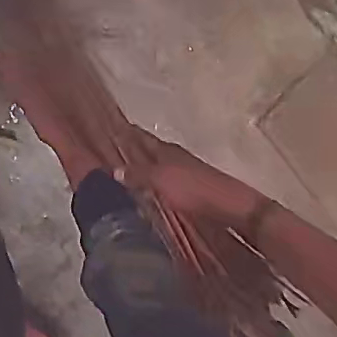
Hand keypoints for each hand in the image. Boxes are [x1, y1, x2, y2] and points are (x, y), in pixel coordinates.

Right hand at [115, 131, 269, 224]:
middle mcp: (175, 156)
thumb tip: (114, 169)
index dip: (127, 133)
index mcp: (166, 150)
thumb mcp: (161, 180)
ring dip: (141, 168)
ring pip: (156, 165)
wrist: (228, 205)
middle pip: (148, 150)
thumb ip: (138, 175)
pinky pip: (163, 181)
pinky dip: (152, 183)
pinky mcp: (190, 189)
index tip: (109, 130)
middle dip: (131, 150)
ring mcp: (184, 172)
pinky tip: (146, 193)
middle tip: (108, 154)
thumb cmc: (193, 189)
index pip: (141, 137)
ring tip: (123, 175)